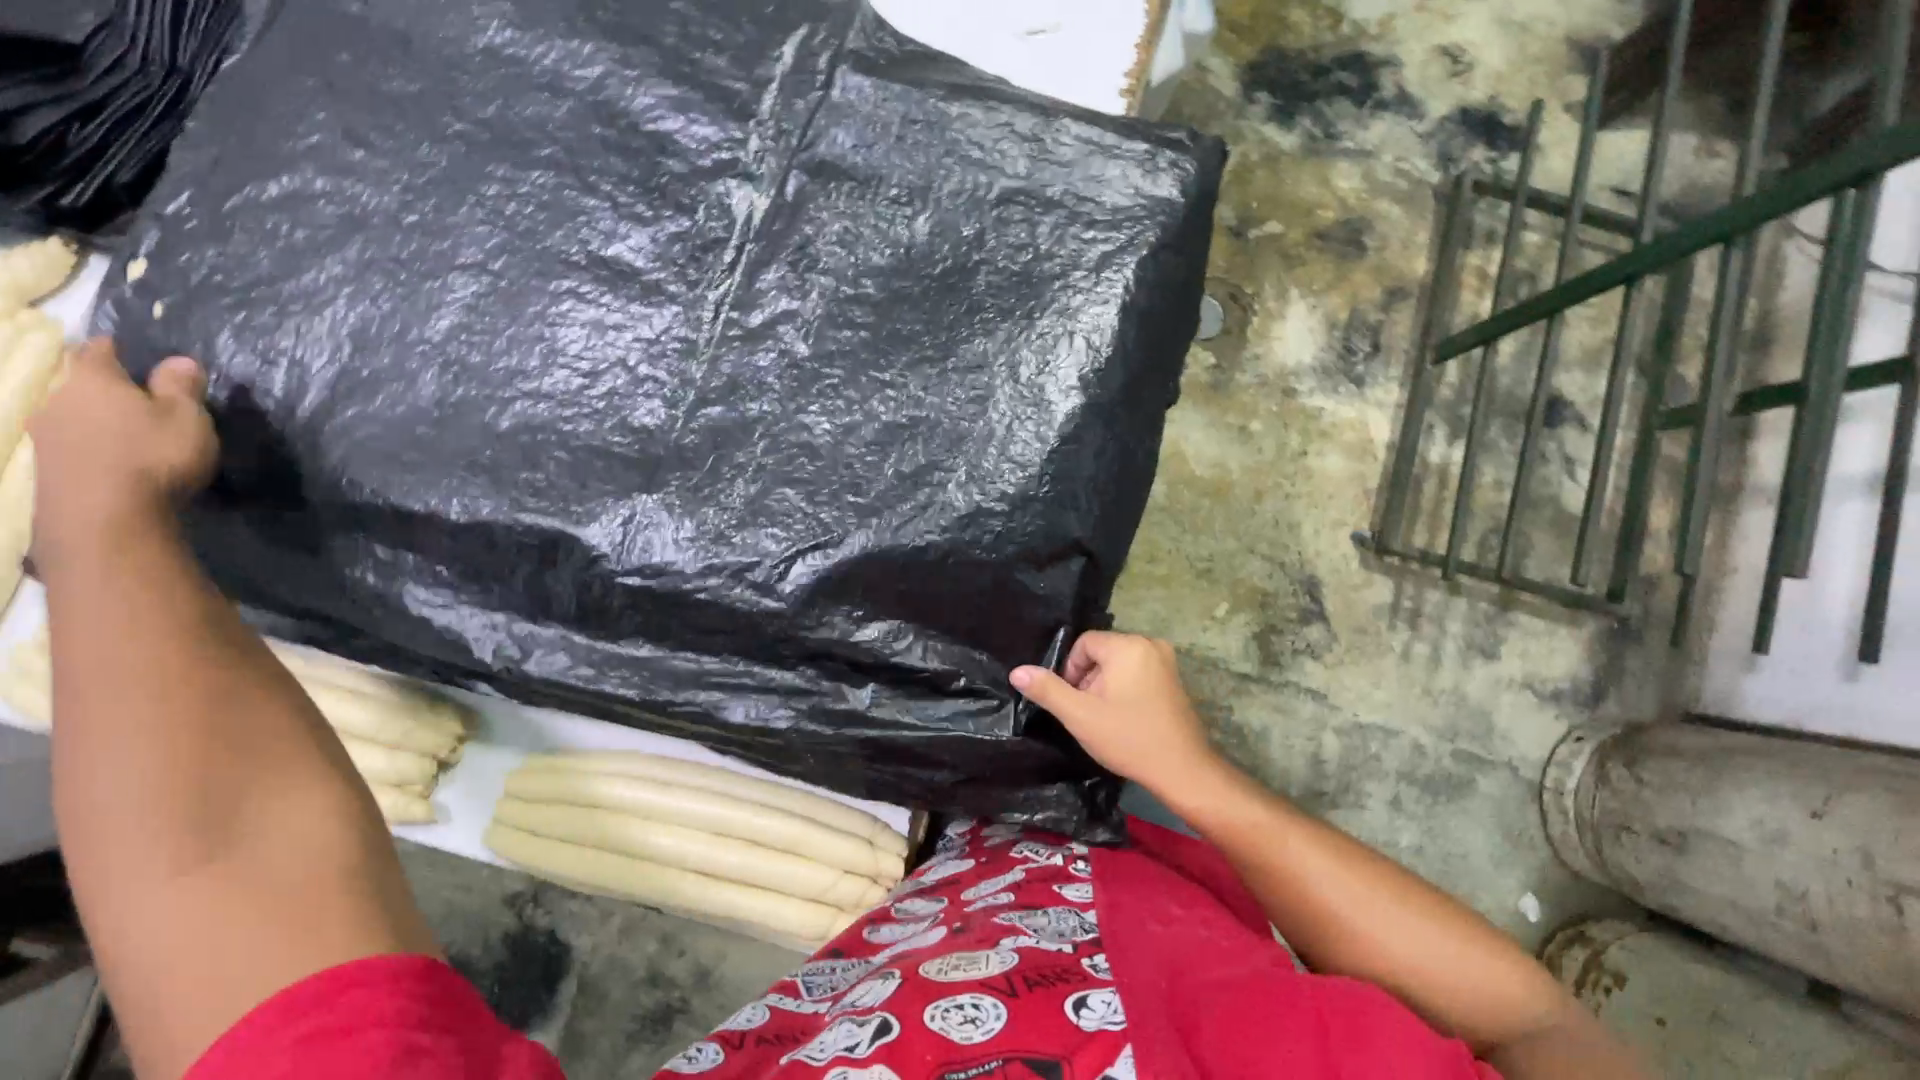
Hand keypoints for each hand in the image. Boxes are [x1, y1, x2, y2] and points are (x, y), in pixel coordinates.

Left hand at [30, 338, 217, 573]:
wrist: (104, 519)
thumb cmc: (153, 456)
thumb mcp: (187, 418)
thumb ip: (181, 387)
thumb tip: (179, 360)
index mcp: (91, 378)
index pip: (98, 348)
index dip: (118, 348)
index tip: (138, 355)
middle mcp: (55, 398)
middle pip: (80, 384)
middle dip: (107, 390)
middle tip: (141, 403)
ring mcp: (42, 435)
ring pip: (73, 416)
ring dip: (96, 422)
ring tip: (128, 438)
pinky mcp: (43, 468)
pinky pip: (70, 446)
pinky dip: (91, 449)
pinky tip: (114, 464)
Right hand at [1011, 631, 1226, 798]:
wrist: (1182, 769)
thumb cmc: (1128, 739)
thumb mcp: (1080, 715)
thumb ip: (1047, 690)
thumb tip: (1017, 671)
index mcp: (1128, 646)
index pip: (1084, 644)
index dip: (1071, 671)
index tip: (1072, 701)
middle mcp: (1150, 644)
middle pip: (1102, 652)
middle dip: (1088, 679)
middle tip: (1087, 712)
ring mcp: (1166, 661)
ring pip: (1119, 664)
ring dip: (1105, 686)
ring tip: (1105, 718)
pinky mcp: (1174, 679)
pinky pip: (1138, 672)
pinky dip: (1125, 689)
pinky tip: (1124, 717)